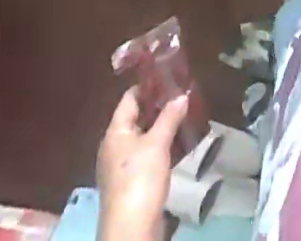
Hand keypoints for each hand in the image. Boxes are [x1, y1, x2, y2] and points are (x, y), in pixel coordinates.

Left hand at [96, 87, 188, 240]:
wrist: (131, 229)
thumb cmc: (140, 178)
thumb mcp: (157, 143)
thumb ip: (169, 117)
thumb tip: (182, 94)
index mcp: (115, 132)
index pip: (129, 99)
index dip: (148, 85)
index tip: (169, 75)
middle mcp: (115, 146)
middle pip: (137, 118)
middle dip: (159, 106)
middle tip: (183, 94)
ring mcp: (123, 166)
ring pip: (145, 137)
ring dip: (163, 127)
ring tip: (186, 115)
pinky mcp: (134, 183)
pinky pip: (149, 155)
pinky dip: (163, 147)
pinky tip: (180, 144)